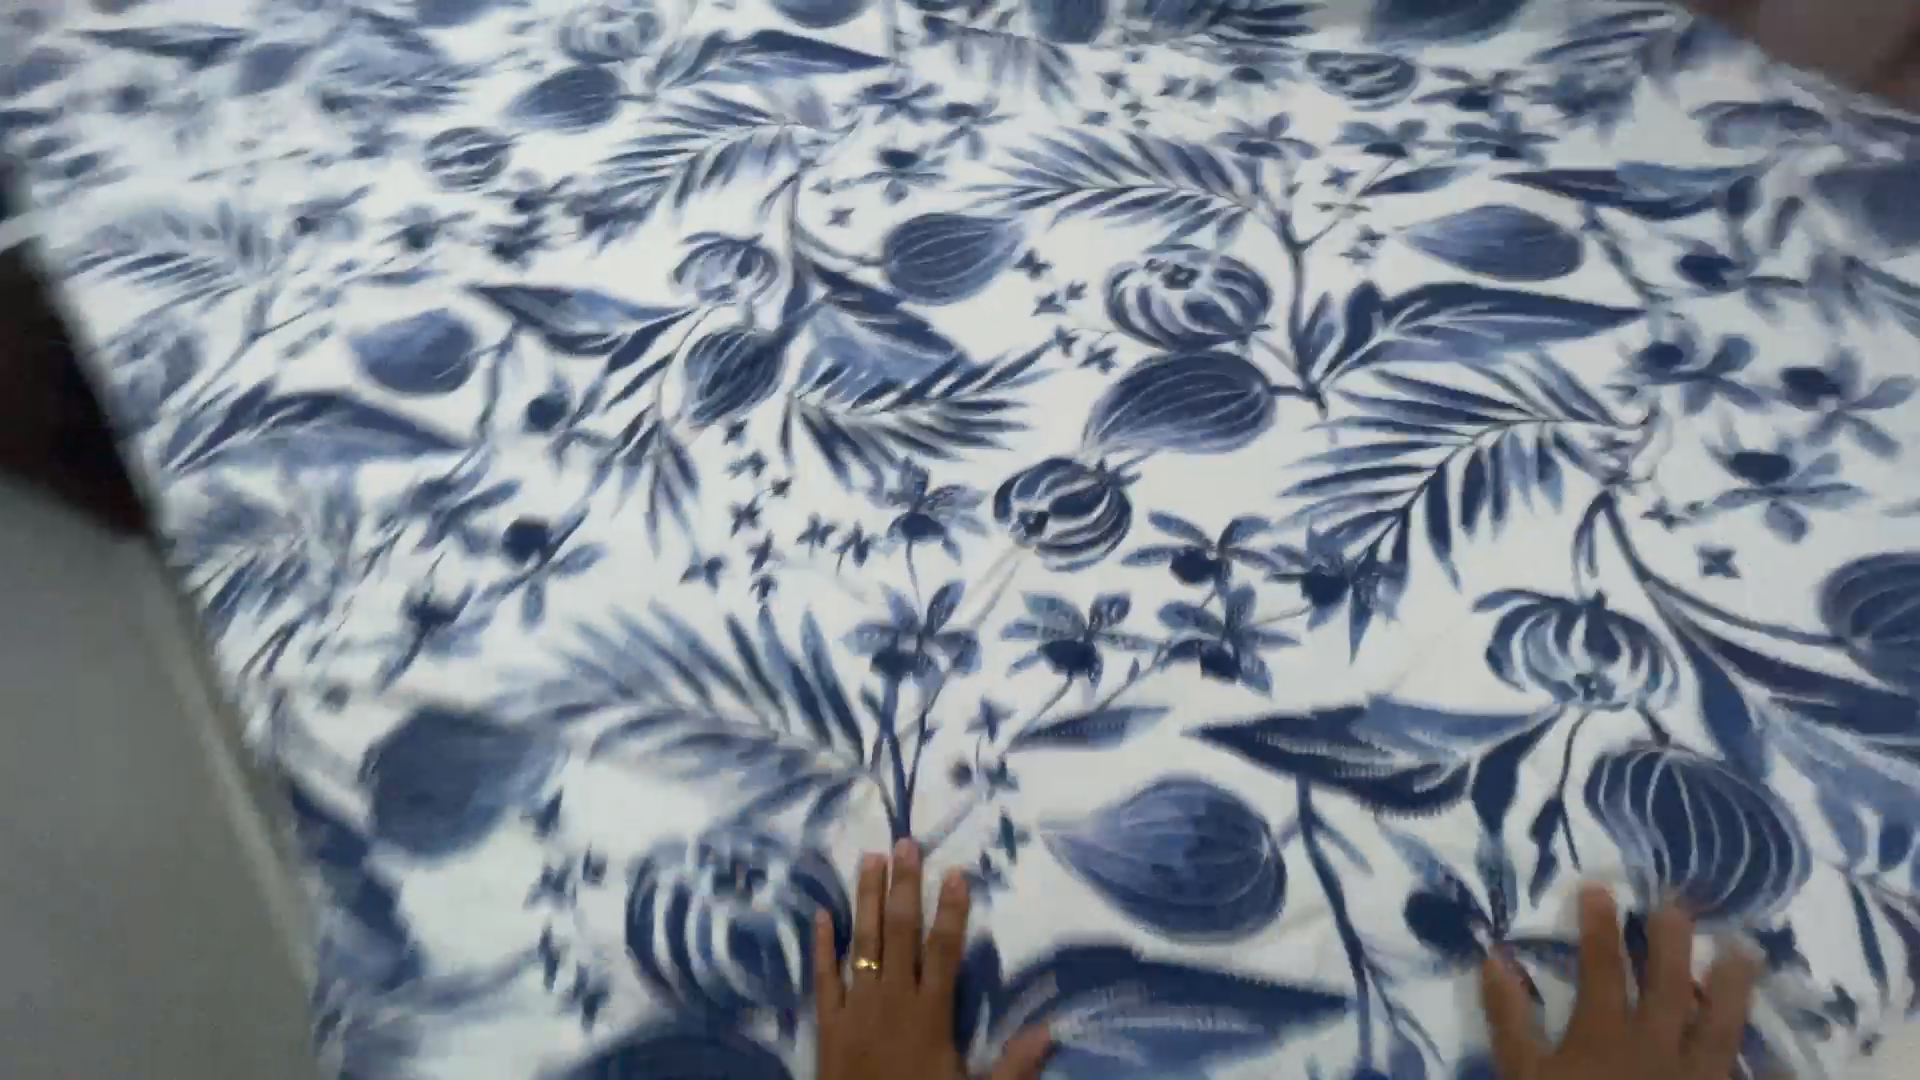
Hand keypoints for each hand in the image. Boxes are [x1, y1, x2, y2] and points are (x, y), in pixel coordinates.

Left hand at [814, 840, 1052, 1079]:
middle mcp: (893, 1000)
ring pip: (863, 942)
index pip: (943, 949)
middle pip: (900, 931)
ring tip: (869, 858)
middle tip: (905, 843)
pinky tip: (820, 913)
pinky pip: (823, 978)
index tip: (956, 871)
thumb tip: (1052, 1031)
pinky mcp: (828, 1024)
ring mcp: (856, 1008)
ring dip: (866, 898)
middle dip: (905, 885)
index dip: (951, 909)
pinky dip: (821, 946)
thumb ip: (1012, 1066)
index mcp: (930, 1013)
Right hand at [1481, 886, 1766, 1079]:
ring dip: (1733, 988)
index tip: (1599, 887)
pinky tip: (1782, 1052)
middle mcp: (1659, 1050)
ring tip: (1744, 951)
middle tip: (1678, 903)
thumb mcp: (1523, 1072)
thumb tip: (1494, 957)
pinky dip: (1774, 1068)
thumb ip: (1509, 1017)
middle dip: (1671, 944)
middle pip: (1670, 988)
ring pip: (1722, 1028)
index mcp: (1606, 1035)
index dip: (1600, 926)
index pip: (1603, 968)